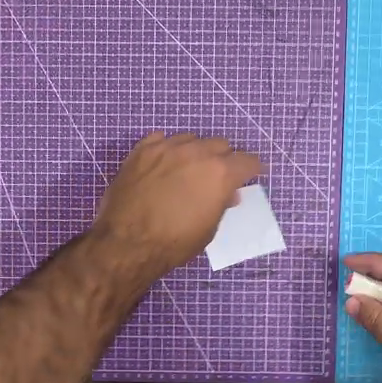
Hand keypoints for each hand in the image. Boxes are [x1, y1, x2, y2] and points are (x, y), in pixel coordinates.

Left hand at [92, 133, 261, 274]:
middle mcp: (196, 152)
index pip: (247, 160)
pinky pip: (162, 140)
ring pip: (191, 139)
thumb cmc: (174, 243)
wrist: (127, 242)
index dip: (253, 167)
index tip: (254, 172)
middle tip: (218, 175)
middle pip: (220, 144)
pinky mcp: (142, 150)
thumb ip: (220, 205)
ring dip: (195, 151)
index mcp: (220, 173)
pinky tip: (164, 163)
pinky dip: (168, 149)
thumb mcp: (208, 229)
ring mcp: (167, 147)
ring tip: (188, 169)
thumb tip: (228, 194)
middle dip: (224, 158)